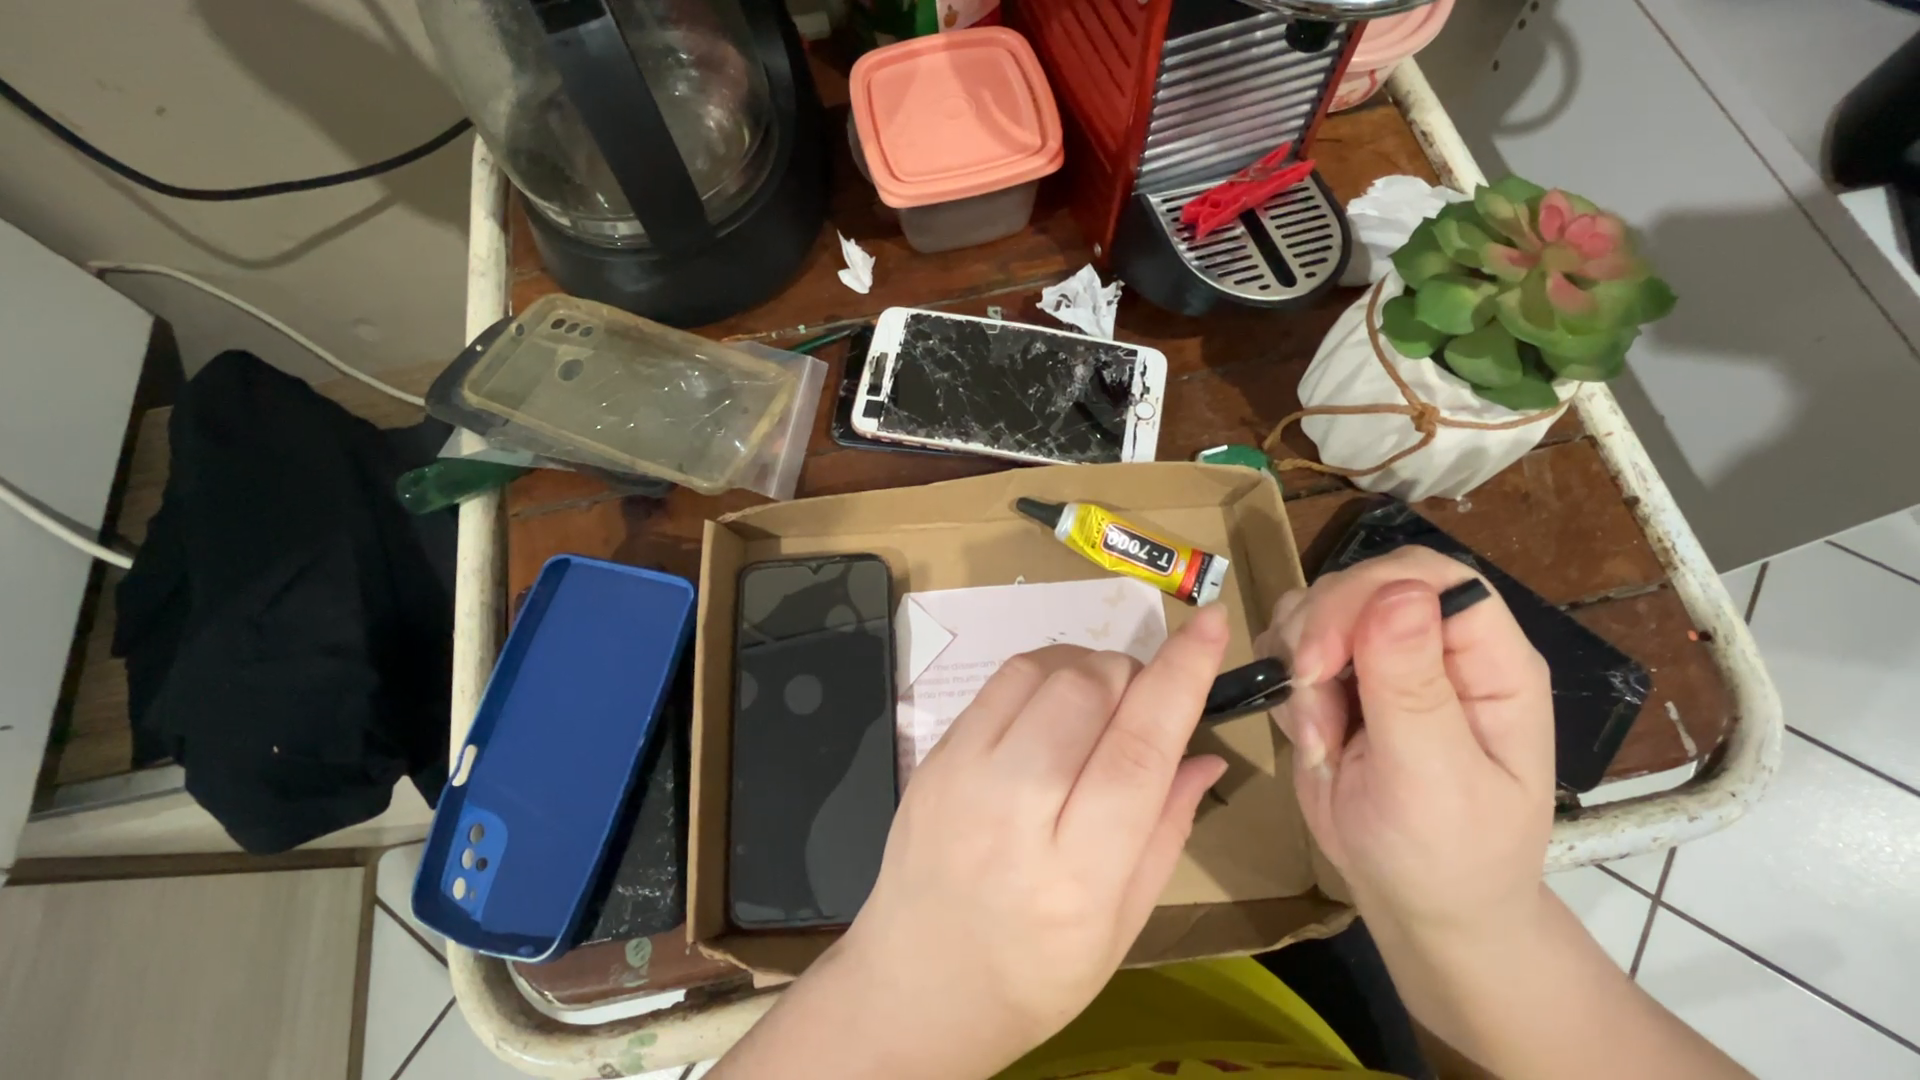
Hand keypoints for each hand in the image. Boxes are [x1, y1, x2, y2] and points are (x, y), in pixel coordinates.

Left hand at [789, 607, 1230, 1079]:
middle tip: (1139, 701)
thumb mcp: (1122, 928)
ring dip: (1084, 667)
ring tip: (1097, 702)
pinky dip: (1039, 677)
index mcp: (1076, 875)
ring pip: (1037, 672)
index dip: (1181, 678)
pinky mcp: (930, 760)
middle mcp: (1013, 815)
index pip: (1137, 751)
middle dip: (1129, 673)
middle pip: (1084, 693)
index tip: (1210, 625)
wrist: (915, 988)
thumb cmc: (1034, 975)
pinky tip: (1049, 711)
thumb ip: (1167, 830)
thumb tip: (1206, 751)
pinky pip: (994, 685)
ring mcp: (960, 779)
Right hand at [1255, 546, 1555, 947]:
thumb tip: (1398, 591)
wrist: (1415, 902)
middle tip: (1309, 696)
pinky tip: (1308, 734)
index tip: (1321, 655)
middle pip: (1363, 584)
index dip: (1369, 595)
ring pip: (1316, 608)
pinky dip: (1283, 683)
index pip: (1433, 578)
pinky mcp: (1337, 682)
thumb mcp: (1434, 779)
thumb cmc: (1447, 855)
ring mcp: (1383, 661)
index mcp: (1490, 664)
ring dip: (1296, 663)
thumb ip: (1413, 687)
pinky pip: (1290, 645)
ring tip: (1317, 735)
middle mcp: (1436, 648)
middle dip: (1320, 634)